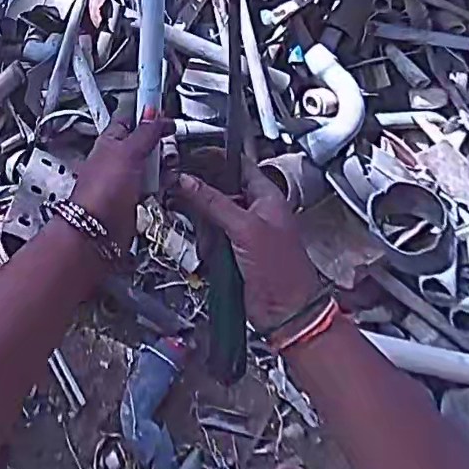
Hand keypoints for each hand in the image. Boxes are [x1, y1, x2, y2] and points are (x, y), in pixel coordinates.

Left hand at [68, 102, 172, 247]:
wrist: (98, 232)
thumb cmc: (101, 190)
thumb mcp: (128, 152)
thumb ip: (144, 133)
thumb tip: (154, 113)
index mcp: (110, 141)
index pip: (130, 119)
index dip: (147, 114)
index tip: (163, 112)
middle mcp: (115, 159)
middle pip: (143, 142)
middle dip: (158, 143)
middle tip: (167, 143)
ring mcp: (124, 179)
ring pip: (149, 164)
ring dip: (161, 165)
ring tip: (167, 167)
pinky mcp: (132, 199)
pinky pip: (151, 185)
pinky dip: (159, 184)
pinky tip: (163, 185)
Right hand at [175, 164, 323, 329]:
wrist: (287, 315)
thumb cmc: (282, 270)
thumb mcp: (244, 227)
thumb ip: (213, 202)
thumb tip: (187, 181)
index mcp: (265, 195)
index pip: (238, 164)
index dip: (215, 156)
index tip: (192, 153)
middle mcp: (254, 209)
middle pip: (220, 187)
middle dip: (202, 190)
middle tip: (181, 184)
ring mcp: (243, 230)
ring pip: (212, 211)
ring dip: (202, 217)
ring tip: (193, 218)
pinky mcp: (233, 250)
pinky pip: (211, 234)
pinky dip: (204, 238)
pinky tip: (202, 243)